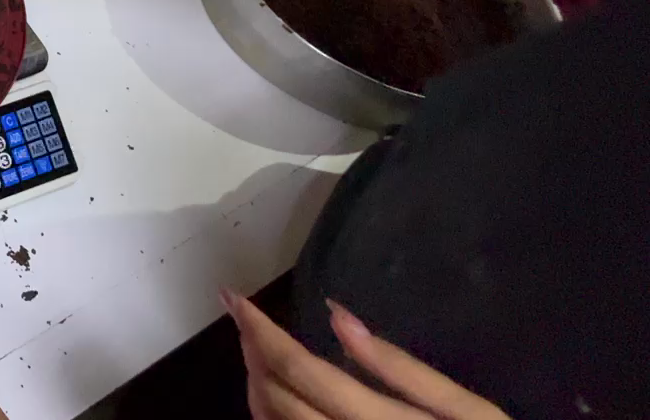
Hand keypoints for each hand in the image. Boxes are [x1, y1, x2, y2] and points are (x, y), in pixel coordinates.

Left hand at [225, 289, 511, 419]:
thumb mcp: (473, 414)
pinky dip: (270, 415)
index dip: (258, 328)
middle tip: (246, 319)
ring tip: (257, 349)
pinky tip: (276, 393)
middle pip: (276, 397)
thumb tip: (337, 314)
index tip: (231, 295)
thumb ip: (405, 369)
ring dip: (255, 383)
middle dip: (252, 351)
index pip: (299, 369)